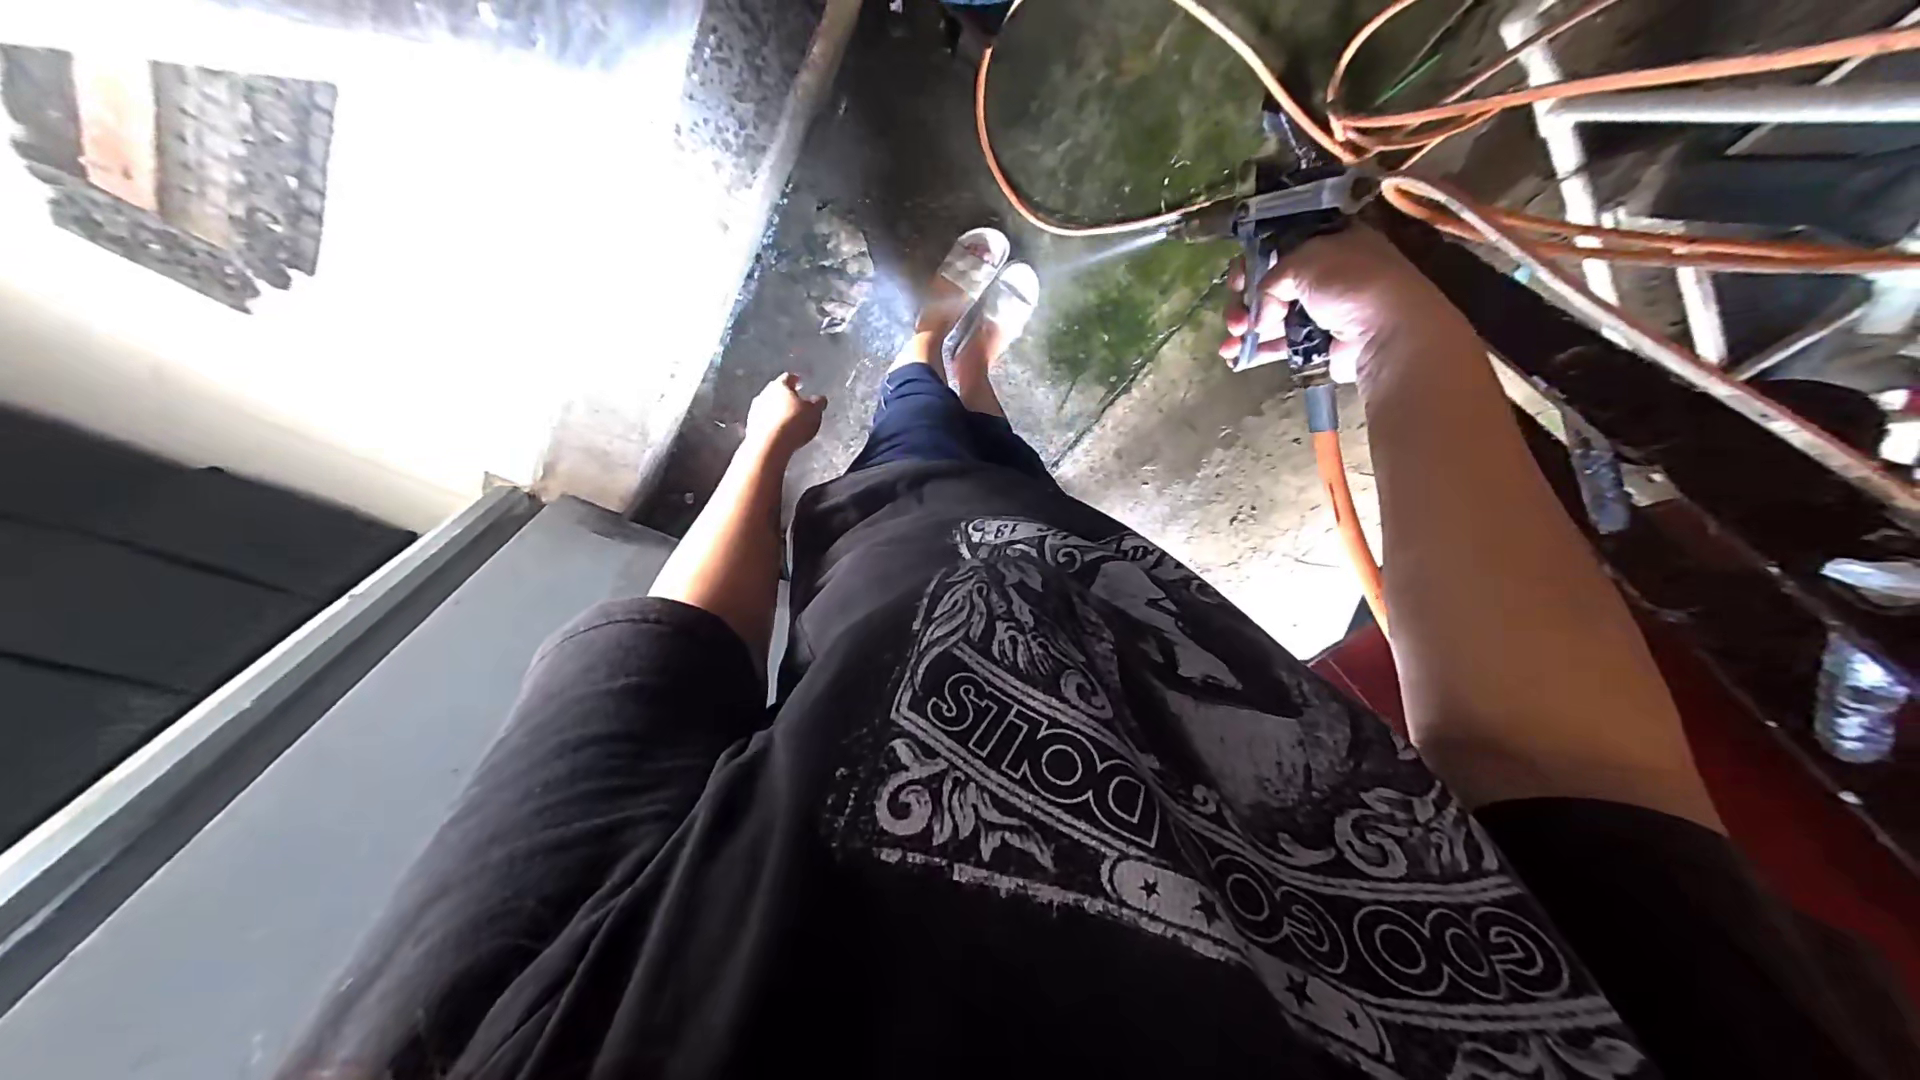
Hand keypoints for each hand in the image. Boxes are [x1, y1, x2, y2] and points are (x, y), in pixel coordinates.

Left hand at [744, 372, 826, 457]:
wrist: (769, 445)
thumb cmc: (794, 423)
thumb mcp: (814, 412)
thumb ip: (818, 403)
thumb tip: (821, 399)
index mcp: (779, 386)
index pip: (788, 378)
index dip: (795, 379)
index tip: (799, 380)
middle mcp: (763, 395)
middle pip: (775, 392)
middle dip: (785, 396)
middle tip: (795, 401)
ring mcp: (755, 411)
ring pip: (768, 406)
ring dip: (777, 411)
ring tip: (788, 419)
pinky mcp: (751, 427)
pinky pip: (764, 422)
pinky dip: (771, 424)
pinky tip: (779, 432)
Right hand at [1219, 226, 1474, 386]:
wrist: (1385, 331)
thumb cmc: (1350, 283)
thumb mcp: (1304, 262)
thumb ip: (1270, 280)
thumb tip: (1259, 314)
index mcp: (1328, 242)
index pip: (1279, 247)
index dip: (1252, 262)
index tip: (1237, 282)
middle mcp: (1323, 274)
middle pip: (1268, 285)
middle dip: (1244, 301)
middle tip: (1235, 318)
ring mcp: (1319, 310)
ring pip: (1269, 317)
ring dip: (1244, 327)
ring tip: (1232, 340)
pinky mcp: (1315, 342)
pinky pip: (1277, 343)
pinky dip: (1255, 349)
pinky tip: (1234, 355)